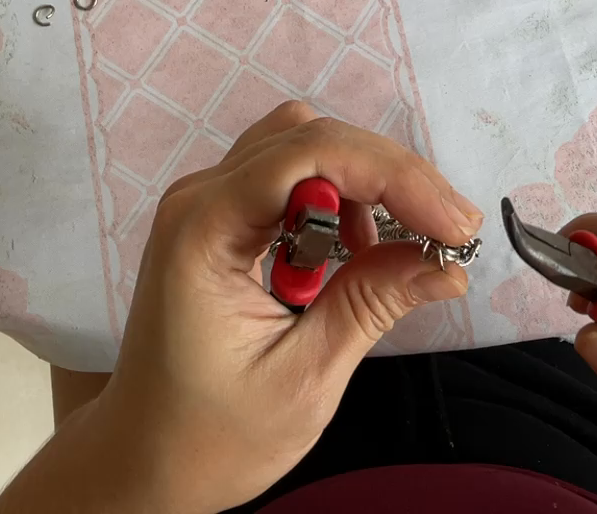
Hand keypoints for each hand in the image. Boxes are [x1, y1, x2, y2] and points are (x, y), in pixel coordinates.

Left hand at [0, 102, 483, 513]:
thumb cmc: (211, 436)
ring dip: (364, 182)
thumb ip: (372, 305)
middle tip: (449, 229)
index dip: (391, 175)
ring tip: (403, 241)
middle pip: (309, 138)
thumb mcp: (303, 378)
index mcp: (205, 229)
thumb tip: (446, 262)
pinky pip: (289, 175)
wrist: (141, 458)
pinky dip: (338, 197)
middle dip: (389, 175)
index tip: (455, 225)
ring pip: (302, 145)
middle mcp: (202, 195)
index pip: (308, 156)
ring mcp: (208, 200)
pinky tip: (356, 248)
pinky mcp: (222, 215)